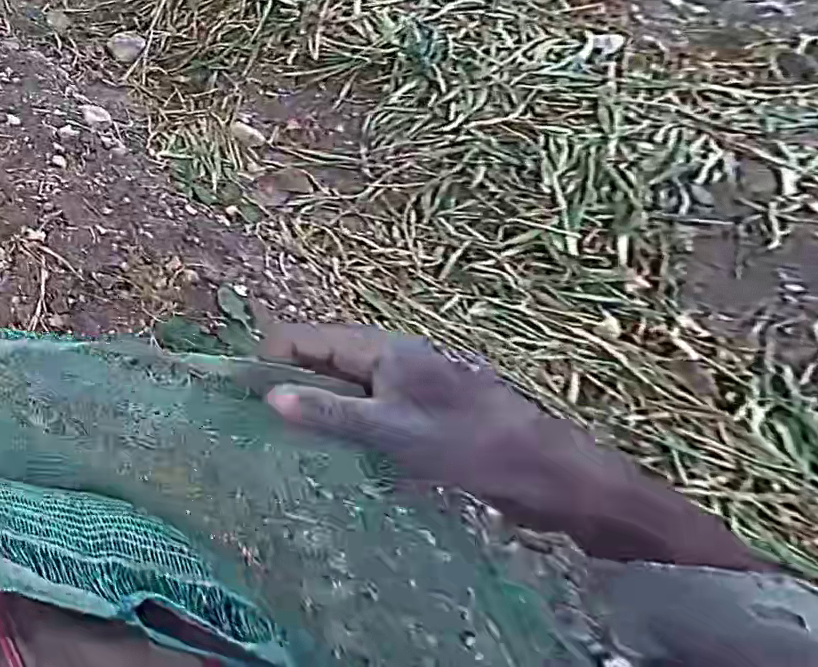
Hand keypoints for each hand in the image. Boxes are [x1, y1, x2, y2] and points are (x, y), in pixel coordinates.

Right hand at [260, 323, 764, 569]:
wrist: (564, 479)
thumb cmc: (473, 446)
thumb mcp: (392, 432)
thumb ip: (328, 412)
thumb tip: (268, 396)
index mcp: (376, 346)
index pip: (298, 338)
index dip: (270, 361)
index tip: (253, 396)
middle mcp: (386, 351)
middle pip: (316, 357)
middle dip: (293, 384)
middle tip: (281, 423)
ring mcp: (404, 375)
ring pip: (339, 380)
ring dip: (322, 404)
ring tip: (313, 439)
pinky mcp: (419, 400)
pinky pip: (364, 398)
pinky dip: (349, 416)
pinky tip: (352, 447)